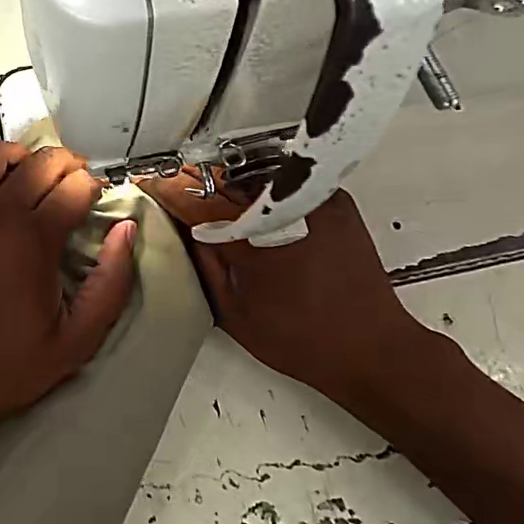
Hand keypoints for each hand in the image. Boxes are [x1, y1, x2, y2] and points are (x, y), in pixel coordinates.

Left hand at [0, 141, 136, 442]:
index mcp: (32, 240)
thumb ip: (112, 283)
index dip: (95, 189)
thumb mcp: (77, 340)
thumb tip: (125, 231)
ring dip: (26, 159)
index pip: (76, 184)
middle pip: (43, 159)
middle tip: (76, 192)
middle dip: (70, 168)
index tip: (96, 205)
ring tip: (36, 185)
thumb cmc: (4, 367)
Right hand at [139, 171, 432, 401]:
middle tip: (180, 193)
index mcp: (255, 239)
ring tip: (217, 205)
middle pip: (227, 179)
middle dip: (198, 183)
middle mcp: (286, 211)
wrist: (372, 347)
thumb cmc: (306, 340)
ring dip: (232, 185)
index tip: (151, 185)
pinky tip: (259, 212)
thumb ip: (205, 267)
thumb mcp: (235, 313)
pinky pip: (289, 184)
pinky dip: (268, 191)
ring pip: (258, 176)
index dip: (168, 189)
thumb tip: (187, 234)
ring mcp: (315, 201)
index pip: (198, 199)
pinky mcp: (336, 202)